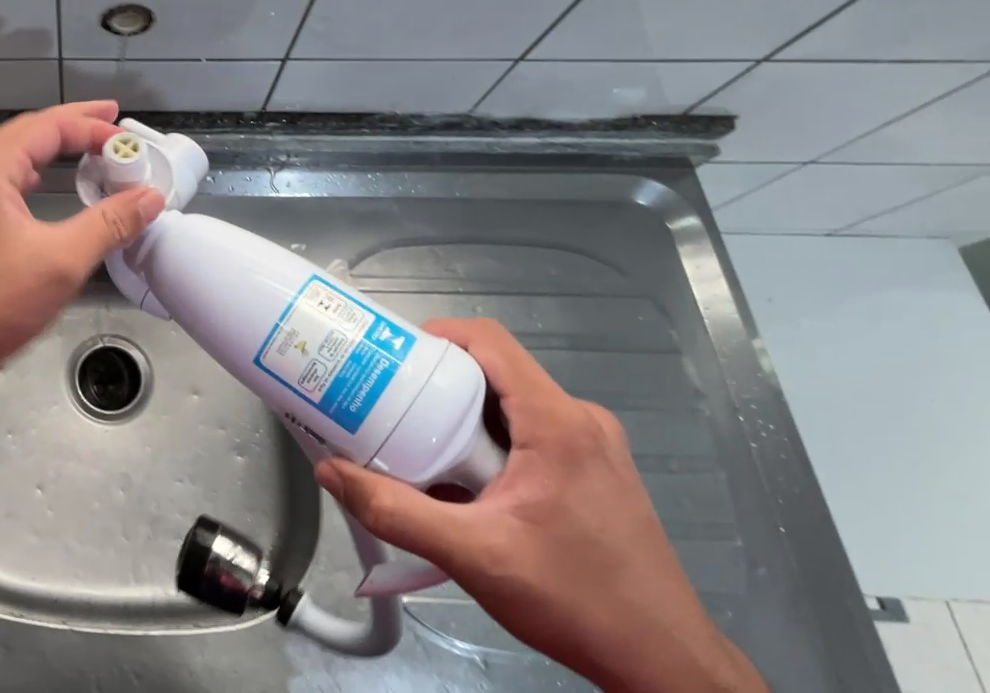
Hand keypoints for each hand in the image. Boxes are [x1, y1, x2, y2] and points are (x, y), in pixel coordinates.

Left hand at [0, 101, 165, 385]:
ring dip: (54, 146)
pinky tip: (54, 179)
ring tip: (92, 144)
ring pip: (14, 152)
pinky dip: (34, 170)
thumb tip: (151, 197)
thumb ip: (111, 222)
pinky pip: (2, 176)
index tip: (128, 136)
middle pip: (28, 131)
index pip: (47, 127)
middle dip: (74, 125)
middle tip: (114, 122)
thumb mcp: (63, 260)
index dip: (92, 127)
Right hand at [317, 319, 766, 692]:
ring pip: (507, 406)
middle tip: (383, 402)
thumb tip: (331, 472)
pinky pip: (525, 435)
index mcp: (558, 422)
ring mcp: (591, 447)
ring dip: (456, 417)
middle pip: (493, 372)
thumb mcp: (474, 556)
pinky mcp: (591, 473)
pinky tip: (453, 480)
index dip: (434, 335)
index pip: (489, 341)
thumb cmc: (577, 600)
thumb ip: (395, 512)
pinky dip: (482, 444)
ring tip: (407, 442)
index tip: (387, 356)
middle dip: (434, 382)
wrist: (662, 662)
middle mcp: (579, 421)